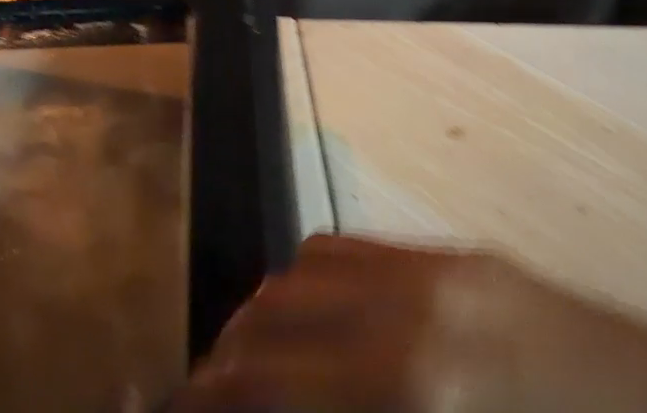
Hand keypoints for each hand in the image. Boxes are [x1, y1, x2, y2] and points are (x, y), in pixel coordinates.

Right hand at [172, 235, 646, 412]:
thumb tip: (281, 403)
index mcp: (415, 389)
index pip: (271, 379)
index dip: (213, 396)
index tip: (186, 406)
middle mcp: (413, 311)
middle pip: (275, 313)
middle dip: (228, 354)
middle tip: (211, 390)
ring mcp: (438, 270)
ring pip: (305, 266)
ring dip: (268, 311)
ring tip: (258, 356)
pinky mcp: (460, 255)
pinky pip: (356, 249)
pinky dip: (316, 280)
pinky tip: (323, 321)